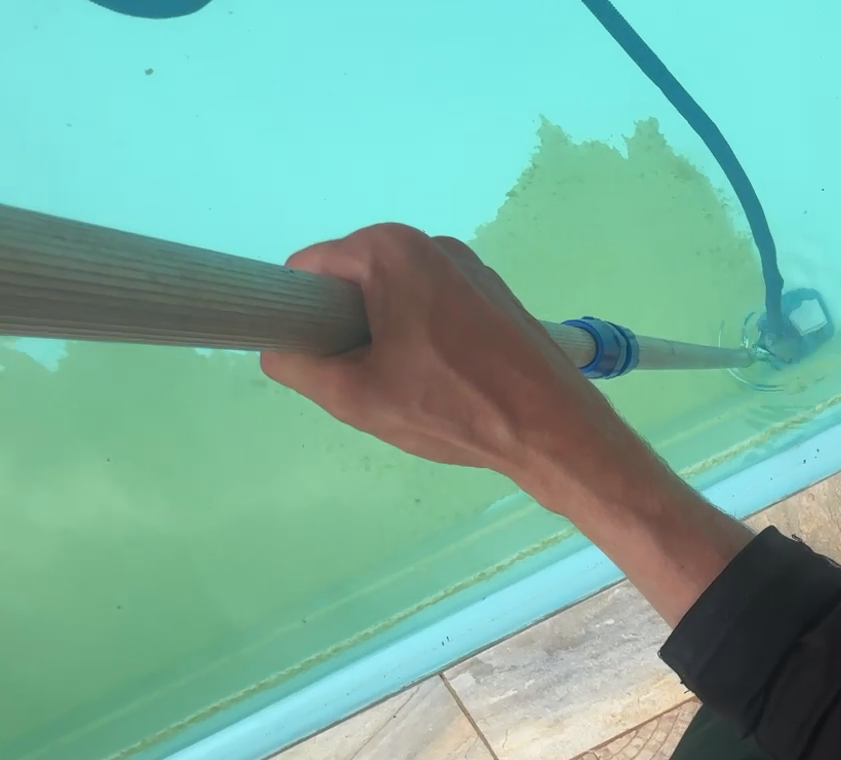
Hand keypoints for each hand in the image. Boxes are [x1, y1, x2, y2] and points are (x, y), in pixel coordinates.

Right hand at [262, 223, 750, 625]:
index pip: (311, 272)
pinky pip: (444, 316)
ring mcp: (479, 273)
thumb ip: (295, 364)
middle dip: (355, 332)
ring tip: (421, 388)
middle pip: (361, 287)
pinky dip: (436, 344)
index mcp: (392, 249)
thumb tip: (282, 351)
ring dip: (397, 341)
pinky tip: (455, 384)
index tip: (323, 358)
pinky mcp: (506, 302)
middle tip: (376, 382)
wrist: (558, 432)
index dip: (303, 317)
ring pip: (404, 305)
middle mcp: (438, 247)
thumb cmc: (456, 407)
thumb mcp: (353, 394)